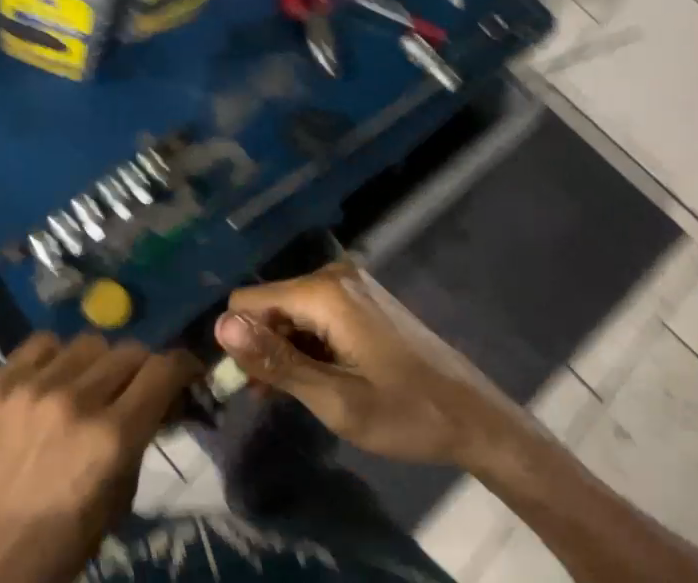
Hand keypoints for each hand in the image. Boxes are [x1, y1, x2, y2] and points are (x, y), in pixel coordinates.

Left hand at [0, 333, 203, 582]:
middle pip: (128, 351)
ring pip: (86, 342)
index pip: (162, 370)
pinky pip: (39, 345)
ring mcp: (30, 387)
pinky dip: (54, 357)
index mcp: (110, 437)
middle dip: (142, 368)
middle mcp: (74, 400)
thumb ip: (139, 441)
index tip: (185, 374)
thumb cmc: (62, 542)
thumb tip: (158, 402)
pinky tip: (50, 381)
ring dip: (98, 361)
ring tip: (88, 385)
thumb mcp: (119, 499)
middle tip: (136, 388)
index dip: (182, 366)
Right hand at [214, 261, 538, 470]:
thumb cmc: (406, 415)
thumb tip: (219, 326)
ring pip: (289, 311)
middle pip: (268, 304)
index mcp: (324, 292)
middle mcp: (335, 275)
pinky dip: (306, 346)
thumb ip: (275, 361)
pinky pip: (314, 315)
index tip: (254, 387)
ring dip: (284, 350)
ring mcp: (352, 286)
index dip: (241, 343)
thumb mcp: (335, 399)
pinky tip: (318, 379)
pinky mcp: (363, 301)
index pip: (247, 301)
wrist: (478, 421)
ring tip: (297, 395)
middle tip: (274, 398)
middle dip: (262, 347)